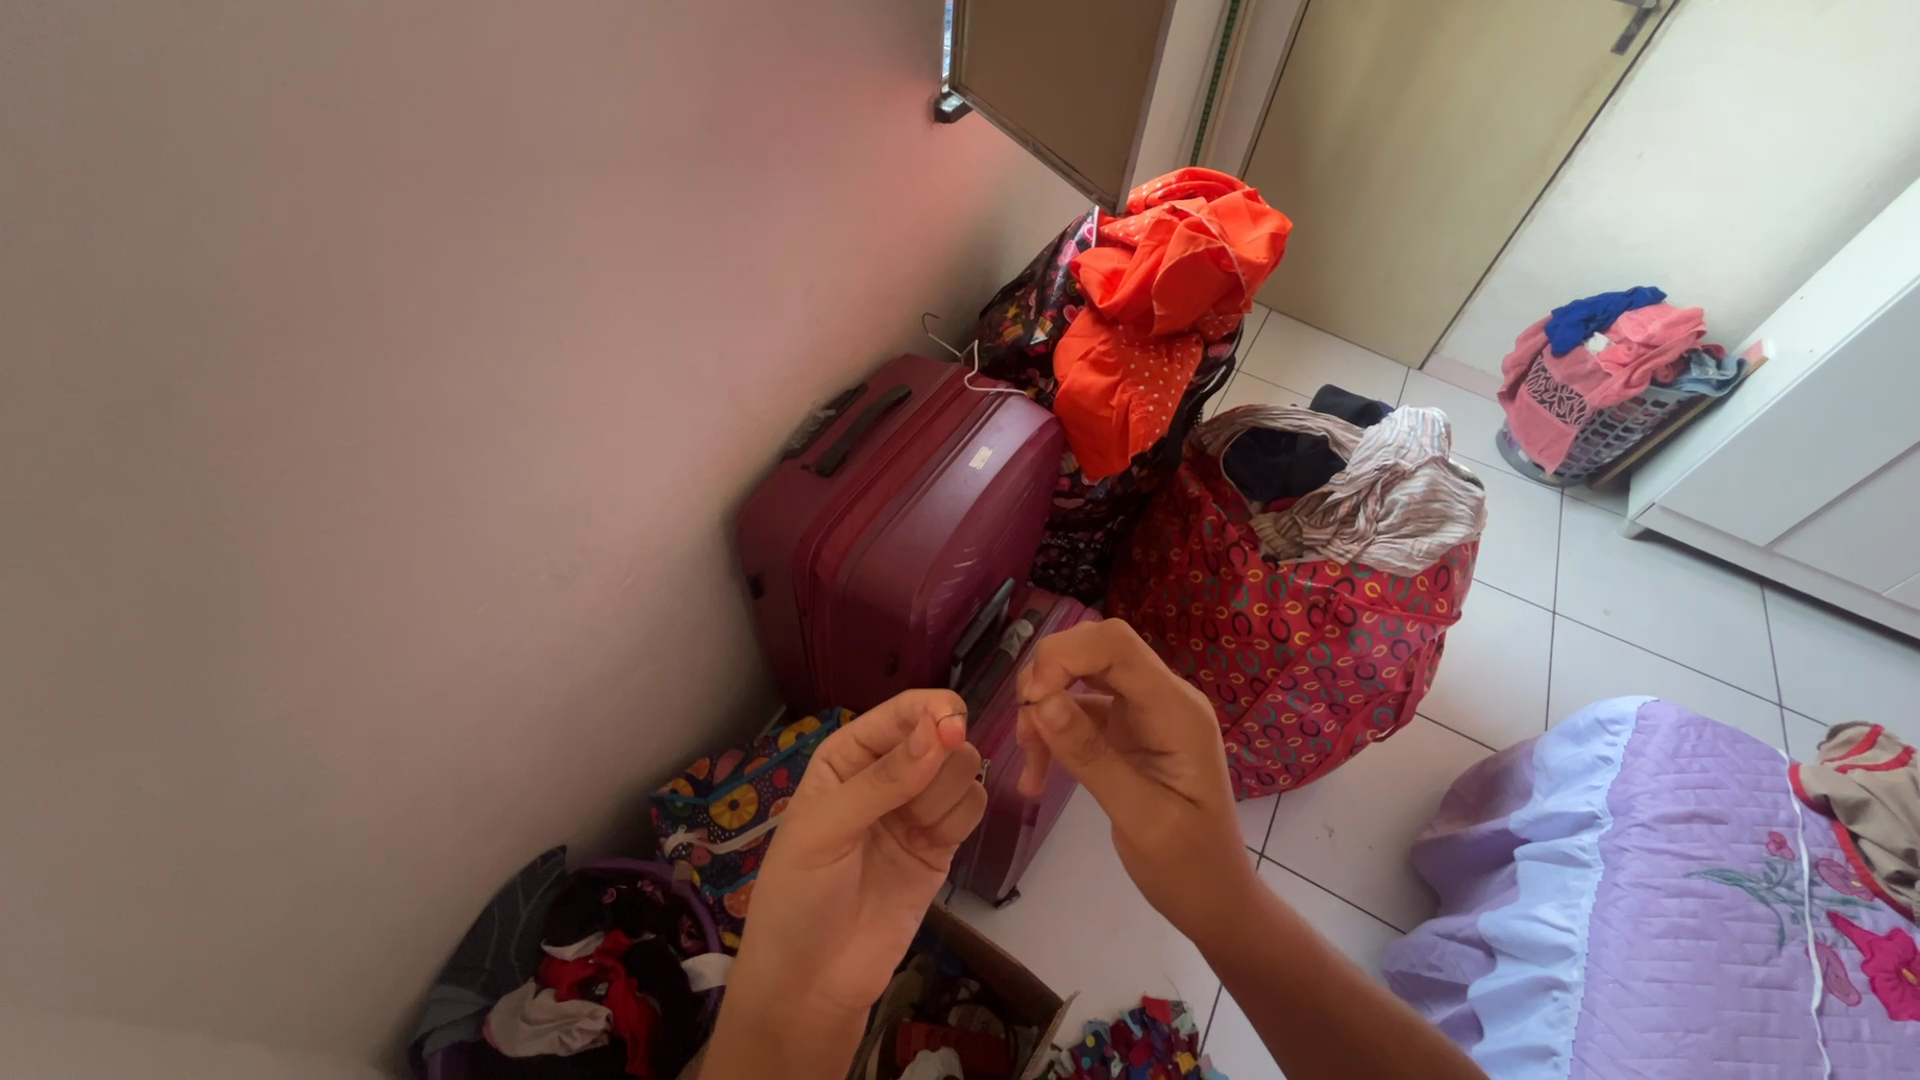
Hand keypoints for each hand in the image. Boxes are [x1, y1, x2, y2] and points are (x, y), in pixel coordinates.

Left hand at [705, 690, 986, 1078]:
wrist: (811, 986)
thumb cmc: (798, 897)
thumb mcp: (824, 830)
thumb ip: (883, 779)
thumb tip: (941, 730)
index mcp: (849, 754)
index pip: (902, 712)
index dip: (931, 711)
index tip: (952, 727)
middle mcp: (887, 773)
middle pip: (942, 736)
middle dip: (942, 759)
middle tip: (917, 805)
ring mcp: (917, 809)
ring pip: (962, 769)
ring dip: (948, 795)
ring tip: (916, 834)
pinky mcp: (942, 844)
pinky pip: (972, 806)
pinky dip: (962, 818)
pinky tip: (934, 845)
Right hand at [1014, 620, 1255, 934]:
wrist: (1214, 900)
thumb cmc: (1189, 867)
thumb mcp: (1141, 819)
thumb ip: (1091, 756)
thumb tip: (1041, 702)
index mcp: (1176, 710)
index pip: (1116, 645)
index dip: (1063, 656)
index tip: (1031, 702)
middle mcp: (1160, 698)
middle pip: (1094, 650)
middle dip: (1049, 678)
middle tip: (1024, 732)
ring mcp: (1142, 713)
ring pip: (1079, 677)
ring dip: (1044, 710)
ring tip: (1029, 765)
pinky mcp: (1125, 732)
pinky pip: (1077, 712)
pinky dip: (1051, 736)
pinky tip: (1035, 779)